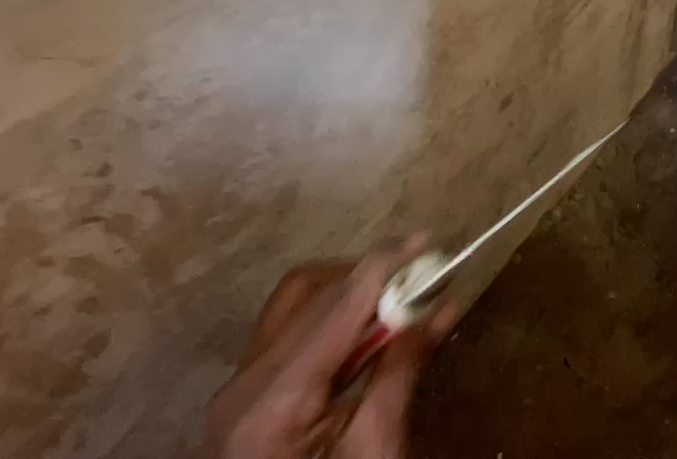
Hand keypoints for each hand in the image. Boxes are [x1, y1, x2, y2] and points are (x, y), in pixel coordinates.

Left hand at [204, 237, 454, 458]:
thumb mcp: (376, 452)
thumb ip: (402, 372)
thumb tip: (442, 307)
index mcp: (271, 404)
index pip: (337, 305)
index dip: (385, 264)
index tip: (427, 239)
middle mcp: (241, 385)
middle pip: (310, 293)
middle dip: (372, 276)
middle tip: (422, 281)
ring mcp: (234, 391)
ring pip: (294, 304)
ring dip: (349, 292)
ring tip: (396, 308)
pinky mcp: (242, 398)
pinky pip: (287, 332)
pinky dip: (332, 318)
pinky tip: (366, 336)